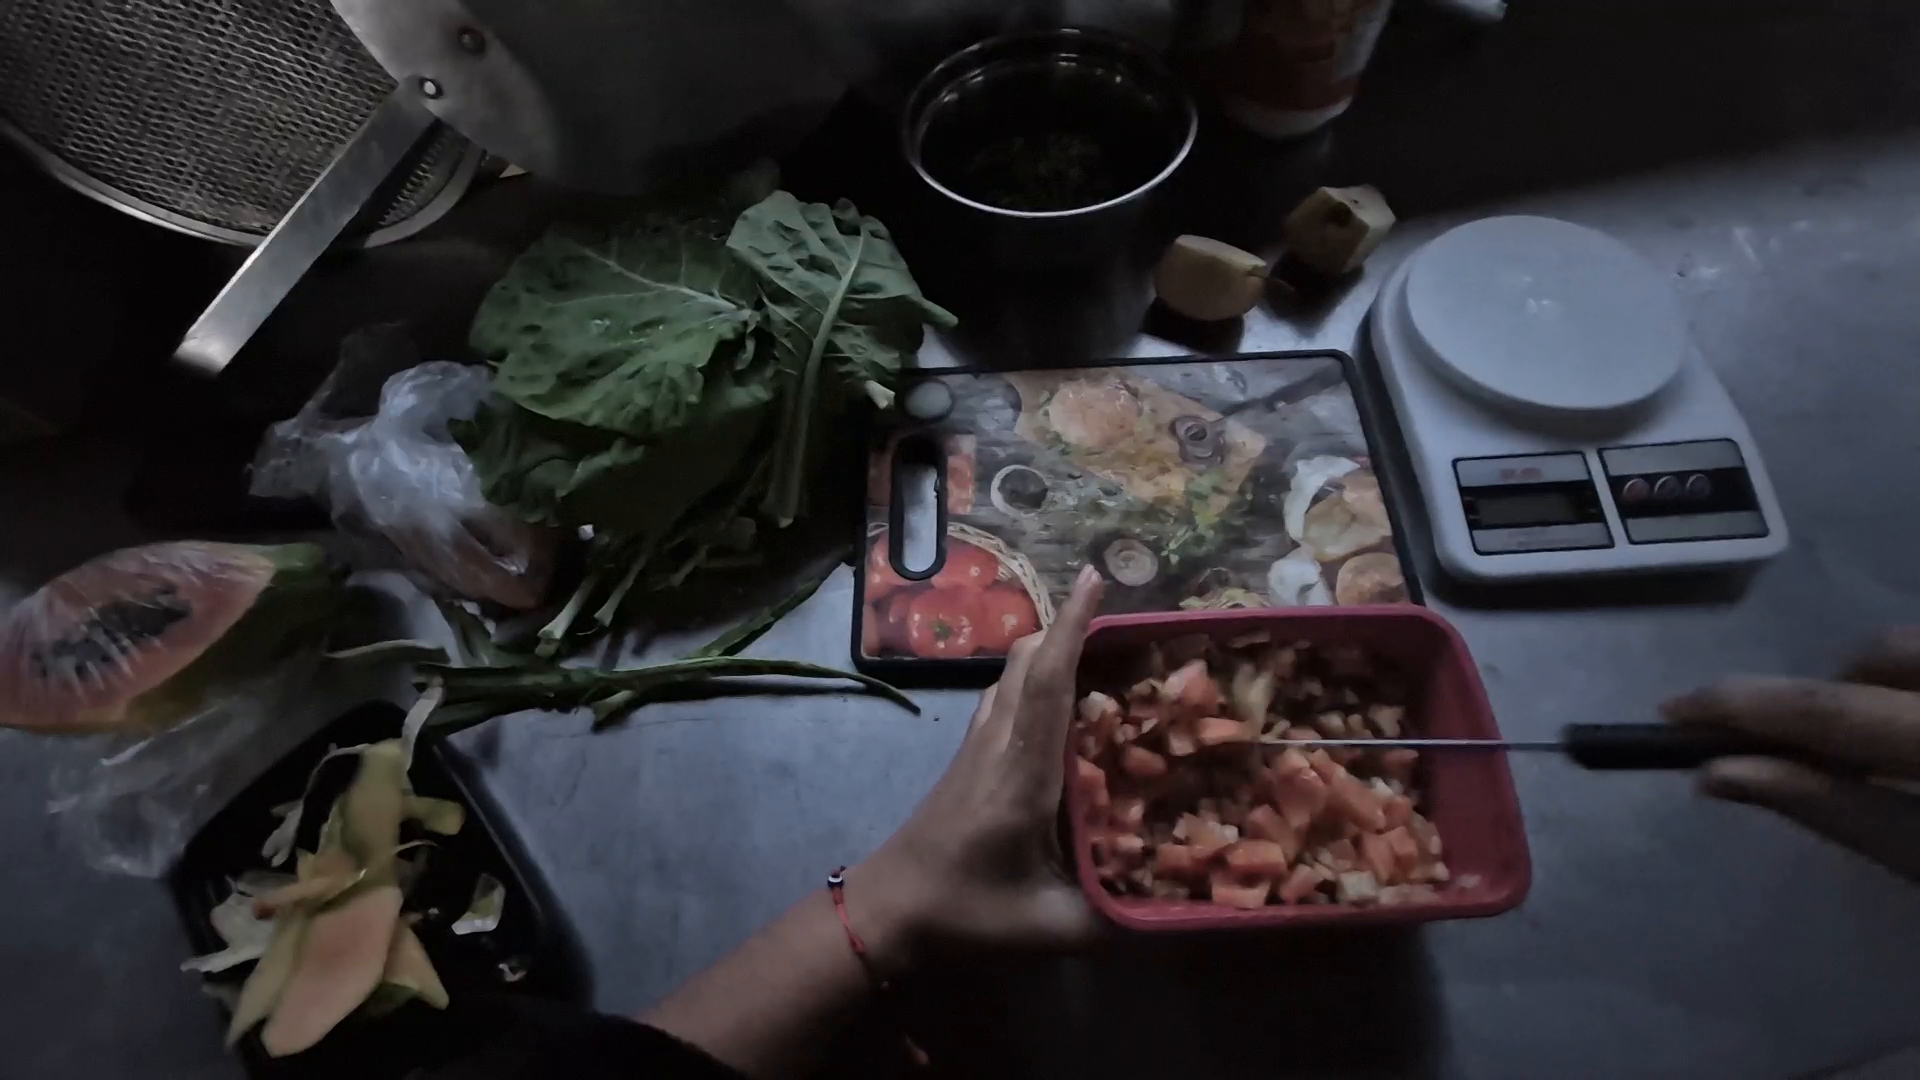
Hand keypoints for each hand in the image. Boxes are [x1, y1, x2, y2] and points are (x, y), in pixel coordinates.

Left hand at [846, 564, 1106, 973]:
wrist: (889, 907)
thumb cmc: (966, 912)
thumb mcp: (1051, 927)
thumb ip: (1117, 917)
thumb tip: (1182, 906)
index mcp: (1022, 771)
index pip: (1048, 682)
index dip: (1072, 628)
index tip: (1095, 580)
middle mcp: (998, 741)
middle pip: (1025, 661)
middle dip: (1067, 627)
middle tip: (1117, 620)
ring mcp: (978, 744)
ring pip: (1011, 673)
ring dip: (1048, 649)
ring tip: (1097, 652)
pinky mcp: (969, 754)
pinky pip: (1004, 695)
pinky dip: (1033, 677)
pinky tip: (1058, 701)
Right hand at [1663, 628, 1919, 881]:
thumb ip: (1842, 812)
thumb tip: (1713, 773)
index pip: (1829, 709)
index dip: (1740, 704)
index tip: (1668, 711)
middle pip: (1886, 653)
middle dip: (1833, 685)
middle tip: (1805, 737)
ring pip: (1915, 651)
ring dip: (1876, 682)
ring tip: (1868, 736)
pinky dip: (1906, 689)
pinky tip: (1903, 727)